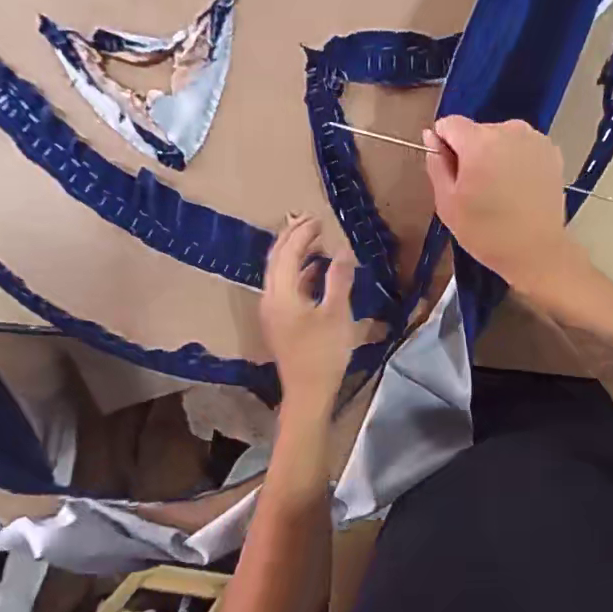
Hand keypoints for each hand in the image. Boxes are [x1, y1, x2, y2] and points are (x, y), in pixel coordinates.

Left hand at [260, 214, 357, 404]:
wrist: (307, 392)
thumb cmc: (324, 353)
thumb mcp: (337, 314)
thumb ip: (339, 279)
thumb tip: (343, 251)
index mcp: (280, 294)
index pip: (286, 253)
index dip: (302, 234)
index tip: (319, 219)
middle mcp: (269, 298)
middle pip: (276, 260)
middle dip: (293, 238)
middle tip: (312, 223)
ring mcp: (272, 312)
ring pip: (279, 273)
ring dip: (295, 255)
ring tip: (316, 242)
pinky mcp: (279, 322)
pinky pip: (285, 287)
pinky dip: (299, 273)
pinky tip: (315, 272)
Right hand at [424, 116, 581, 291]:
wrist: (537, 252)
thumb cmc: (486, 232)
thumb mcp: (447, 202)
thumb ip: (436, 163)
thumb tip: (431, 135)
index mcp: (480, 141)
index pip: (449, 124)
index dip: (444, 145)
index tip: (452, 173)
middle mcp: (510, 130)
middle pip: (477, 130)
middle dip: (473, 152)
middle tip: (479, 189)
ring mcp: (535, 140)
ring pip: (502, 137)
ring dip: (496, 154)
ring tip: (501, 190)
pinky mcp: (552, 153)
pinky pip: (523, 147)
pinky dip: (518, 160)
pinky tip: (521, 188)